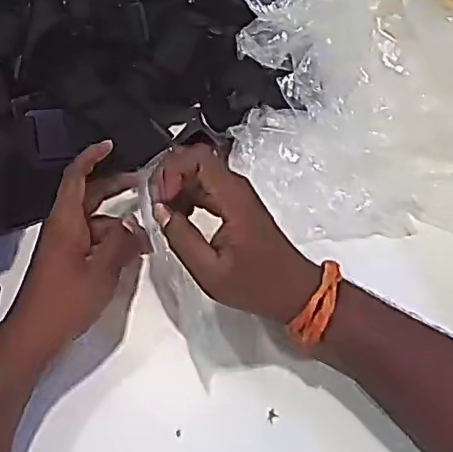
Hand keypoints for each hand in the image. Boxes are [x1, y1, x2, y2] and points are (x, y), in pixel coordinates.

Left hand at [0, 141, 147, 367]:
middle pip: (87, 196)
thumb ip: (122, 245)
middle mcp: (62, 226)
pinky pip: (90, 239)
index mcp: (65, 220)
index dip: (91, 157)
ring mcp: (63, 244)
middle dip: (113, 187)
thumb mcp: (102, 271)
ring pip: (93, 221)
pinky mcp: (65, 261)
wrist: (33, 334)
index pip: (76, 176)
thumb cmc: (63, 302)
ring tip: (143, 234)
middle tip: (141, 184)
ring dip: (116, 223)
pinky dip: (110, 241)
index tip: (108, 145)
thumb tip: (136, 228)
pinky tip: (128, 254)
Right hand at [151, 144, 322, 323]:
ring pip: (196, 172)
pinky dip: (185, 196)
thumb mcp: (210, 271)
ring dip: (175, 188)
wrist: (295, 293)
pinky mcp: (234, 202)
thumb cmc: (258, 285)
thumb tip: (160, 212)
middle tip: (157, 204)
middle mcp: (235, 188)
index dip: (171, 171)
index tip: (161, 197)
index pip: (196, 158)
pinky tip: (179, 218)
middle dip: (169, 177)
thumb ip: (180, 238)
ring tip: (165, 214)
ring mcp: (235, 194)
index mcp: (233, 198)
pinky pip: (203, 186)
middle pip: (193, 160)